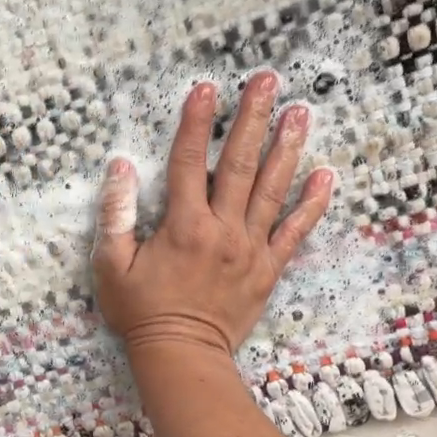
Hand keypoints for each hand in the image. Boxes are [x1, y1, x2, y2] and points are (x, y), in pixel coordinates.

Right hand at [92, 70, 332, 359]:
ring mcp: (250, 248)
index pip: (187, 163)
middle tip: (266, 82)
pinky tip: (326, 176)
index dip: (194, 123)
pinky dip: (312, 204)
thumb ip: (115, 215)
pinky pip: (295, 231)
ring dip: (286, 147)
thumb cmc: (140, 310)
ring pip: (271, 189)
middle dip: (251, 119)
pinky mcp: (268, 268)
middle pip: (238, 164)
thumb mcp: (110, 264)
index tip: (205, 89)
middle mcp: (221, 229)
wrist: (181, 354)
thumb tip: (120, 168)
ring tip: (300, 111)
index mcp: (182, 226)